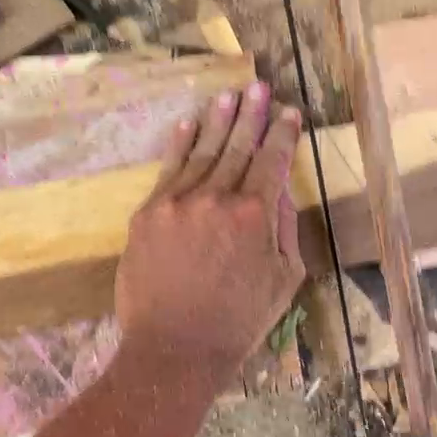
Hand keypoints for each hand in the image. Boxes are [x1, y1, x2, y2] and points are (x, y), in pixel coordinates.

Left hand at [114, 82, 306, 376]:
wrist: (173, 350)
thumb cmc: (237, 323)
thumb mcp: (283, 281)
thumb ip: (284, 229)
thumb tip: (279, 189)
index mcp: (255, 215)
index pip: (272, 161)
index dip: (282, 134)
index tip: (288, 112)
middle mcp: (216, 199)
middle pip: (237, 146)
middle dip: (250, 114)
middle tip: (257, 86)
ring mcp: (177, 204)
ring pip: (201, 152)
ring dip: (216, 121)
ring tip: (228, 96)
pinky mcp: (148, 215)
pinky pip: (167, 171)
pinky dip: (179, 145)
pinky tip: (188, 124)